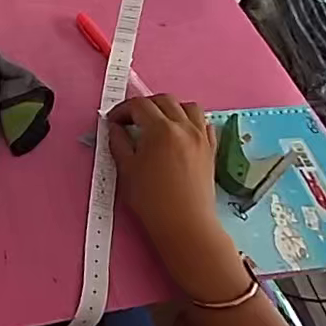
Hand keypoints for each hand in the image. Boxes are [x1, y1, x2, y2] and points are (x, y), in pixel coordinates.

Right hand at [108, 95, 248, 303]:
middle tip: (131, 120)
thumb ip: (118, 143)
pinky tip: (180, 133)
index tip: (114, 122)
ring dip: (170, 108)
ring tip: (158, 122)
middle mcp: (184, 126)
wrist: (185, 226)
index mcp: (160, 129)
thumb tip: (115, 128)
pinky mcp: (211, 149)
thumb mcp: (127, 170)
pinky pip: (203, 123)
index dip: (122, 110)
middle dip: (144, 105)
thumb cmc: (152, 201)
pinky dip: (190, 121)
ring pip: (188, 106)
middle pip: (164, 100)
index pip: (139, 105)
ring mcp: (201, 136)